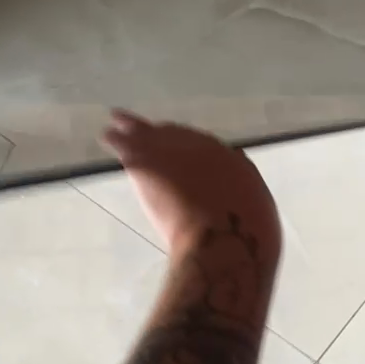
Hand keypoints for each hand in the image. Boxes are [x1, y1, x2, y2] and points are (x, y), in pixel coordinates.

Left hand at [100, 111, 281, 263]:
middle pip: (179, 135)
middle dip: (164, 135)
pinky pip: (127, 143)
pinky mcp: (148, 159)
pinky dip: (117, 140)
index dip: (192, 148)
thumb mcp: (256, 211)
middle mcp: (207, 149)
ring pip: (151, 133)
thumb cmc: (247, 235)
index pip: (209, 147)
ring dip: (135, 130)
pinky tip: (108, 137)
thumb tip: (239, 191)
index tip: (181, 151)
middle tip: (149, 132)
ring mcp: (176, 151)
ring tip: (119, 125)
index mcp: (234, 163)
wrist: (223, 238)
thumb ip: (243, 196)